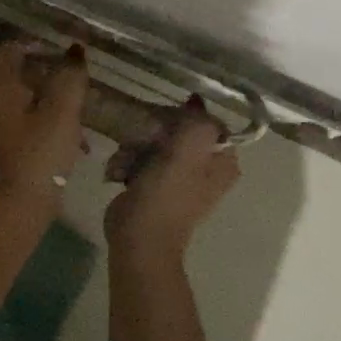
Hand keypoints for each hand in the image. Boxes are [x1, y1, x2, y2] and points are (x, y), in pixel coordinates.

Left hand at [0, 39, 88, 196]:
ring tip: (84, 112)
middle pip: (21, 73)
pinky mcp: (9, 143)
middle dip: (53, 74)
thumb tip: (75, 50)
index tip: (64, 54)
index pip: (12, 48)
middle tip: (79, 82)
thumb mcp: (62, 110)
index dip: (38, 44)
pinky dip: (51, 121)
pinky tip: (77, 140)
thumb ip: (70, 77)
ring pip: (29, 98)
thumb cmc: (41, 151)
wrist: (22, 202)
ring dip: (56, 100)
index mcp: (0, 87)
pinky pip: (31, 120)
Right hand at [105, 104, 240, 262]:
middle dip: (151, 134)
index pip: (207, 122)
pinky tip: (118, 174)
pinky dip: (126, 163)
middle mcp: (204, 168)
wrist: (139, 240)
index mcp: (222, 162)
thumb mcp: (187, 153)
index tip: (160, 117)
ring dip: (133, 148)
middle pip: (177, 129)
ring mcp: (178, 177)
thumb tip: (196, 101)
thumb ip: (198, 123)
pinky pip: (139, 159)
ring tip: (125, 164)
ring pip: (152, 142)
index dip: (182, 115)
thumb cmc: (166, 197)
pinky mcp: (153, 184)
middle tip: (138, 143)